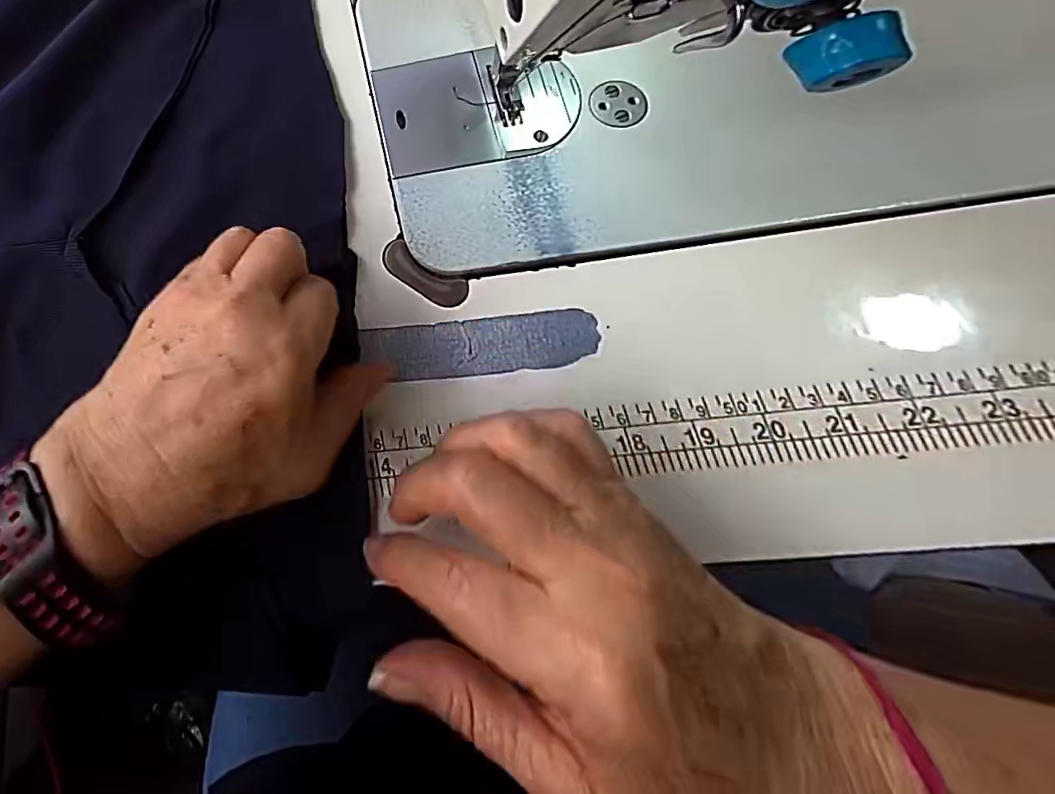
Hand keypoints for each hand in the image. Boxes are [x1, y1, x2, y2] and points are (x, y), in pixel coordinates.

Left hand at [31, 226, 387, 582]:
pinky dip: (217, 270)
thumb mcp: (303, 461)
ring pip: (242, 238)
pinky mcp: (165, 294)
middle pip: (284, 245)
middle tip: (282, 310)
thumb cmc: (219, 473)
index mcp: (286, 345)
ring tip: (249, 299)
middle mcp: (243, 306)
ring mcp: (198, 294)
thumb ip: (345, 406)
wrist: (130, 464)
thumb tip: (376, 369)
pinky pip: (202, 256)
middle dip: (292, 273)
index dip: (320, 315)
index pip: (322, 290)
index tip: (308, 339)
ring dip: (254, 262)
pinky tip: (214, 307)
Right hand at [364, 411, 922, 792]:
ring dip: (458, 446)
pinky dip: (517, 432)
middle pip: (475, 483)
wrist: (815, 750)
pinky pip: (567, 434)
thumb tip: (382, 664)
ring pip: (518, 440)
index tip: (377, 561)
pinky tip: (499, 464)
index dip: (394, 560)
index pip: (450, 579)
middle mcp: (598, 576)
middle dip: (414, 486)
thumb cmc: (688, 781)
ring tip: (442, 481)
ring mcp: (624, 530)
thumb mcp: (571, 783)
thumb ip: (470, 708)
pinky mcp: (639, 507)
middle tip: (403, 516)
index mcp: (577, 658)